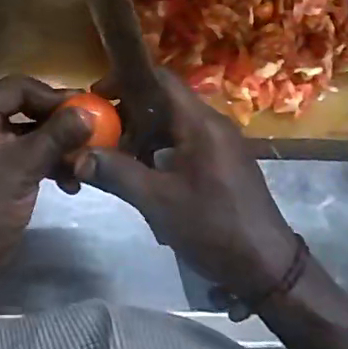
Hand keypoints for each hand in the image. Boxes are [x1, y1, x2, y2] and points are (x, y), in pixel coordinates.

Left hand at [0, 76, 87, 277]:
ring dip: (56, 146)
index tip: (86, 108)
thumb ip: (57, 135)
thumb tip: (89, 111)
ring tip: (82, 162)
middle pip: (24, 107)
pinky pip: (24, 152)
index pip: (19, 88)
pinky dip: (46, 161)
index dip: (53, 96)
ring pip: (28, 132)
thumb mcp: (25, 166)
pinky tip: (70, 181)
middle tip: (90, 130)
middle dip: (58, 123)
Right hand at [73, 69, 301, 299]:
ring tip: (115, 156)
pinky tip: (143, 176)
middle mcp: (212, 125)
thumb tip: (78, 156)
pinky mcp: (222, 165)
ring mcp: (220, 145)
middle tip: (100, 131)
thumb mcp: (158, 201)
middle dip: (129, 112)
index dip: (126, 79)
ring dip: (143, 135)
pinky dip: (160, 151)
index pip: (161, 78)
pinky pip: (184, 143)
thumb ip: (116, 173)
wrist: (269, 270)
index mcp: (200, 123)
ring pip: (172, 125)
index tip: (97, 96)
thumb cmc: (213, 227)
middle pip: (163, 101)